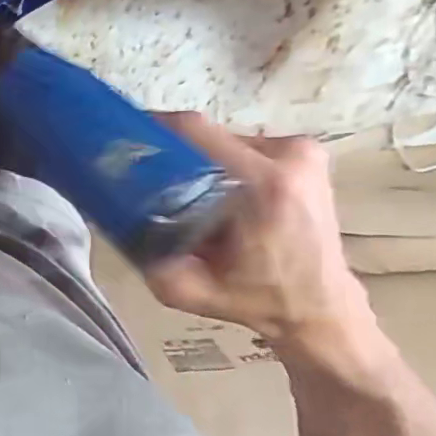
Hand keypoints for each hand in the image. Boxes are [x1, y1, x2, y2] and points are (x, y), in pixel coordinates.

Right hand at [144, 114, 372, 347]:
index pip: (195, 131)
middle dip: (175, 153)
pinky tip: (216, 193)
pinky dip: (224, 164)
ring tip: (185, 191)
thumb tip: (113, 222)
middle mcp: (289, 157)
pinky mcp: (307, 155)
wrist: (321, 309)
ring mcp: (303, 152)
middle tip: (150, 177)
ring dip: (200, 160)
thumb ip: (150, 258)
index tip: (126, 135)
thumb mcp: (189, 291)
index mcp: (263, 185)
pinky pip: (247, 147)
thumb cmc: (257, 301)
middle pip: (208, 135)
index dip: (155, 127)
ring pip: (227, 140)